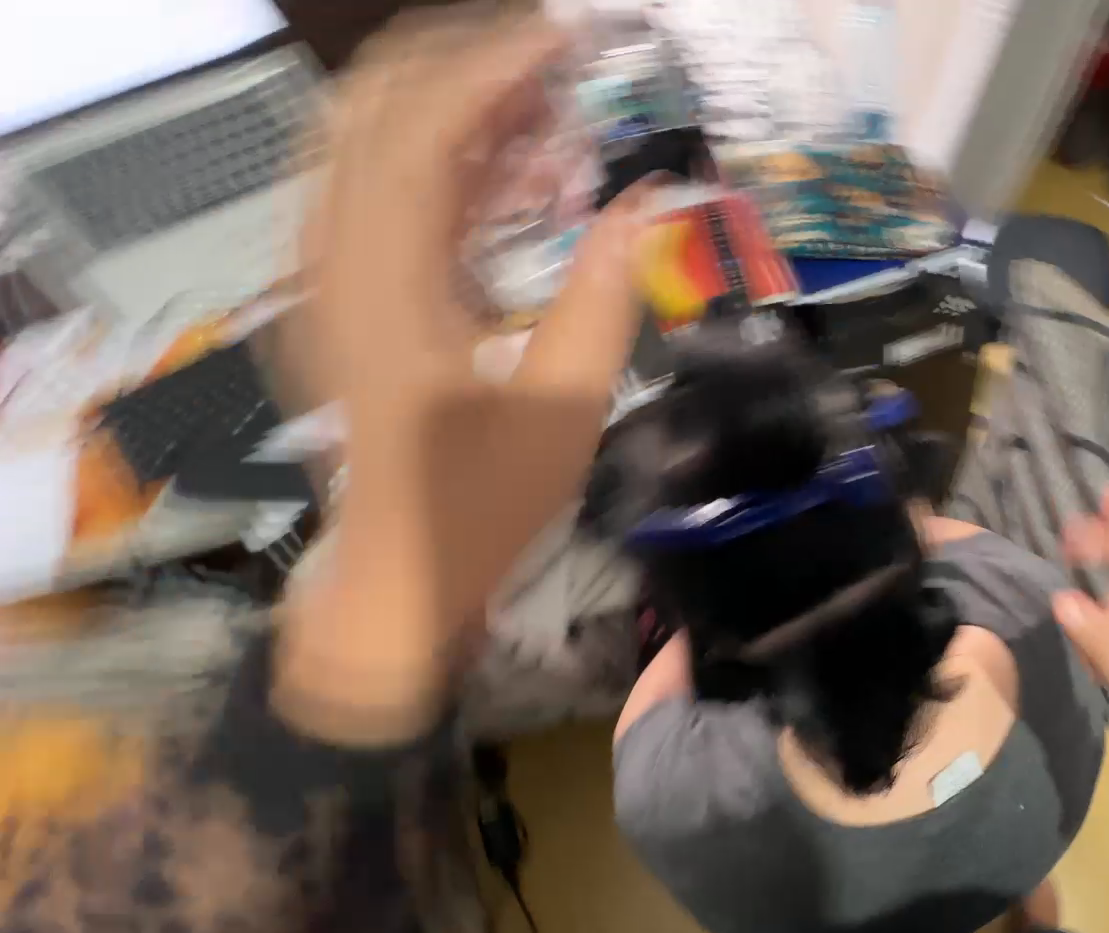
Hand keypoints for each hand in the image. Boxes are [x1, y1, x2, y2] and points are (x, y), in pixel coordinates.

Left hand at [279, 11, 650, 742]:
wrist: (409, 568)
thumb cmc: (490, 499)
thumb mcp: (566, 404)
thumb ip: (604, 296)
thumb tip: (643, 210)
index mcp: (382, 286)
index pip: (421, 137)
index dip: (491, 73)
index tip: (561, 38)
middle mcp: (334, 261)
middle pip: (375, 116)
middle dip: (464, 67)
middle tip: (553, 54)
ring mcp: (330, 277)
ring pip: (371, 148)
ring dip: (452, 110)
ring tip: (541, 98)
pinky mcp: (347, 297)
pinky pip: (382, 198)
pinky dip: (444, 165)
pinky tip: (509, 170)